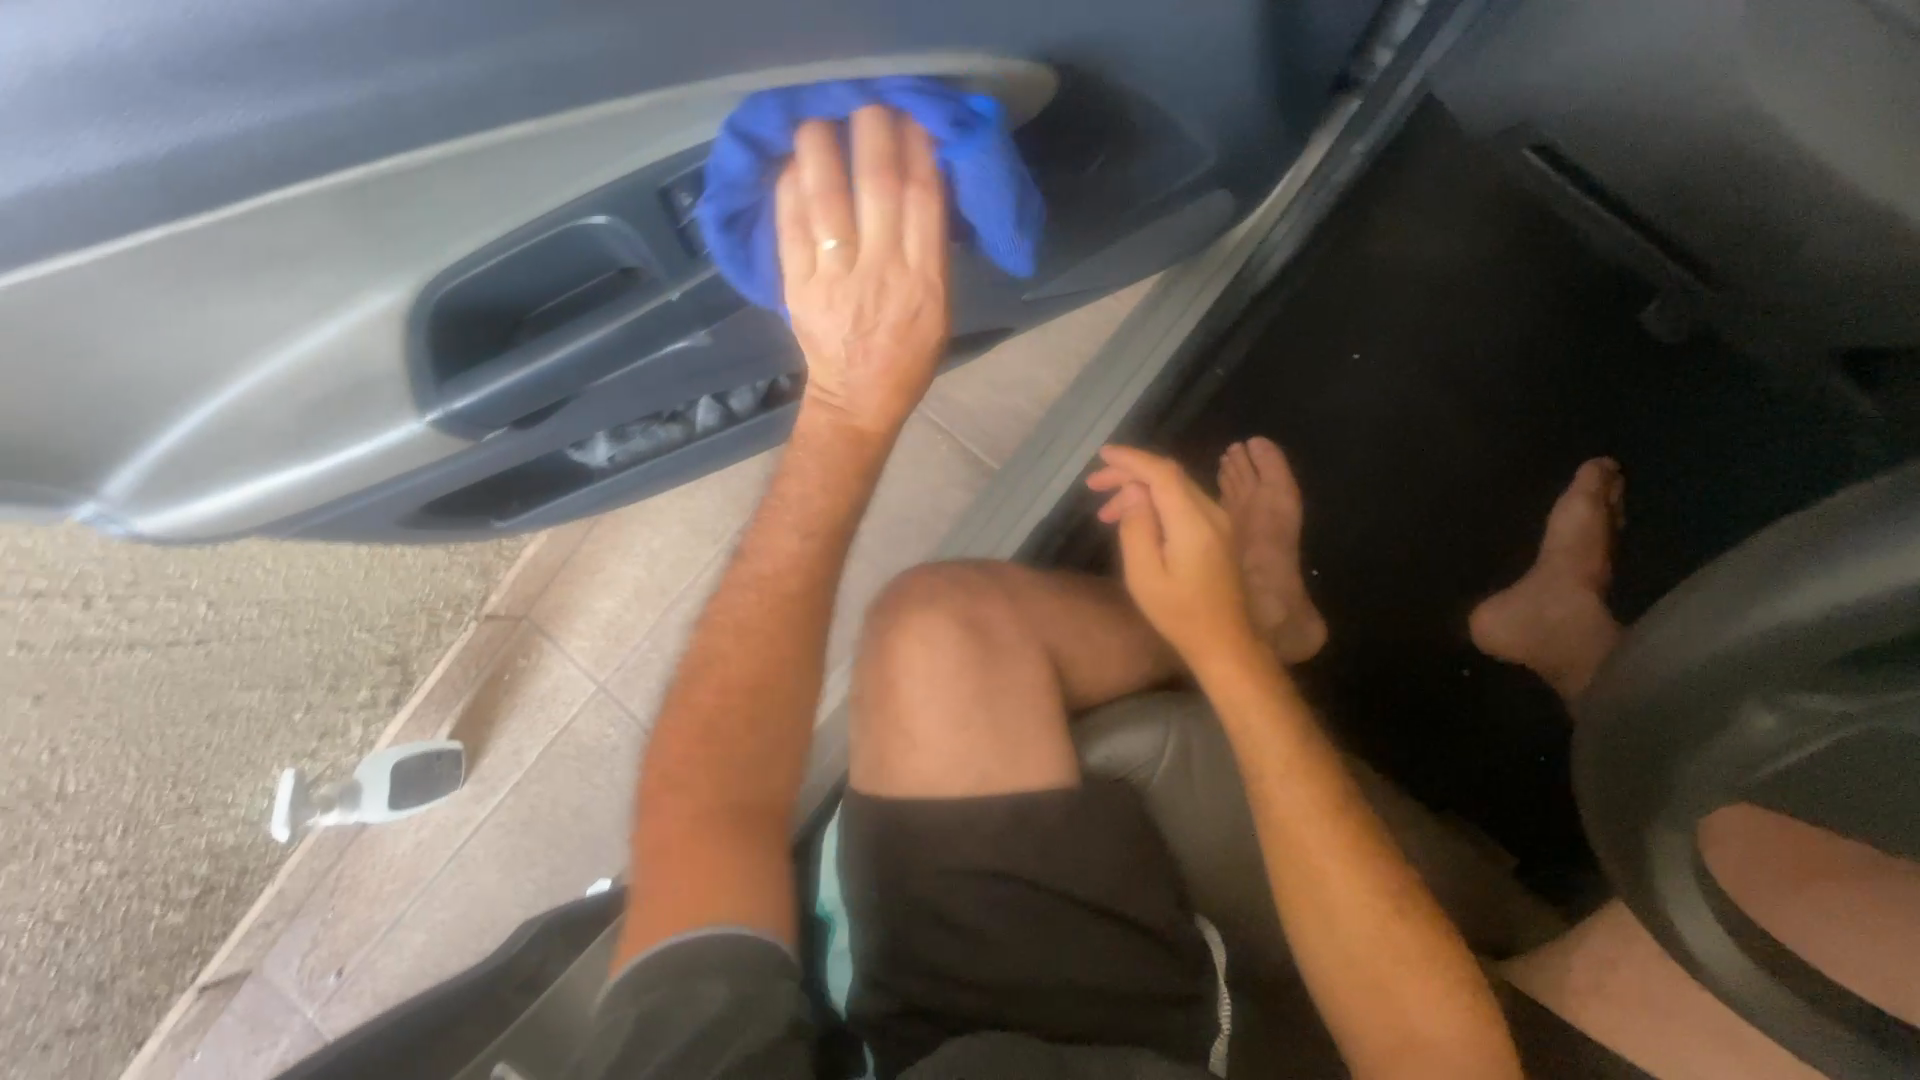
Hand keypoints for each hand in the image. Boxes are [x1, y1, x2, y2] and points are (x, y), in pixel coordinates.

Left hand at [776, 107, 950, 438]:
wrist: (859, 402)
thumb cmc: (908, 358)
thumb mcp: (940, 309)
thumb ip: (930, 252)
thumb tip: (920, 188)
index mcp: (925, 280)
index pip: (922, 199)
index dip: (916, 149)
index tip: (911, 116)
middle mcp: (881, 273)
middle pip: (876, 187)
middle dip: (872, 134)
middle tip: (866, 103)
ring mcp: (835, 280)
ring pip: (827, 198)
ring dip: (822, 148)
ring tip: (819, 117)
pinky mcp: (799, 288)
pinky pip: (791, 227)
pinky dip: (790, 188)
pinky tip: (793, 161)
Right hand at [1088, 445, 1260, 664]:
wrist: (1225, 641)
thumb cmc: (1179, 615)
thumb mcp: (1144, 576)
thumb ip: (1136, 527)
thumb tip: (1133, 492)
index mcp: (1193, 523)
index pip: (1162, 473)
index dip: (1131, 460)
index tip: (1102, 455)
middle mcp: (1211, 513)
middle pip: (1169, 476)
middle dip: (1129, 473)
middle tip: (1093, 485)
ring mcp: (1219, 522)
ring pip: (1175, 488)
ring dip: (1140, 490)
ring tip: (1105, 513)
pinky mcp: (1219, 532)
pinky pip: (1184, 503)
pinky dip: (1157, 502)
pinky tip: (1135, 518)